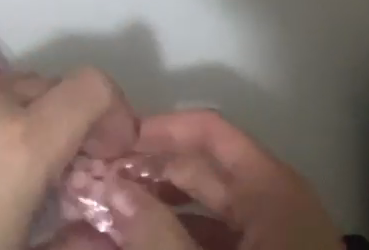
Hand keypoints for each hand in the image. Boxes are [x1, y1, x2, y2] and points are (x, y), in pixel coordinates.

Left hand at [0, 67, 138, 249]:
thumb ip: (68, 242)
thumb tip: (100, 232)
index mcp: (21, 140)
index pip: (93, 86)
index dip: (120, 115)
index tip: (118, 160)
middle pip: (58, 87)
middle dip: (82, 125)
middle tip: (83, 181)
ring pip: (20, 94)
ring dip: (44, 125)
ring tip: (38, 186)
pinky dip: (7, 129)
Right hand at [52, 110, 339, 249]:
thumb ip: (158, 232)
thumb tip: (111, 189)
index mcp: (270, 189)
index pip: (208, 133)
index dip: (159, 130)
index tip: (112, 140)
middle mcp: (272, 204)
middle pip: (200, 171)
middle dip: (148, 175)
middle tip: (96, 181)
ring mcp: (271, 238)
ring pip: (203, 211)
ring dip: (157, 210)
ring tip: (108, 217)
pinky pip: (214, 240)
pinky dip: (177, 238)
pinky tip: (139, 244)